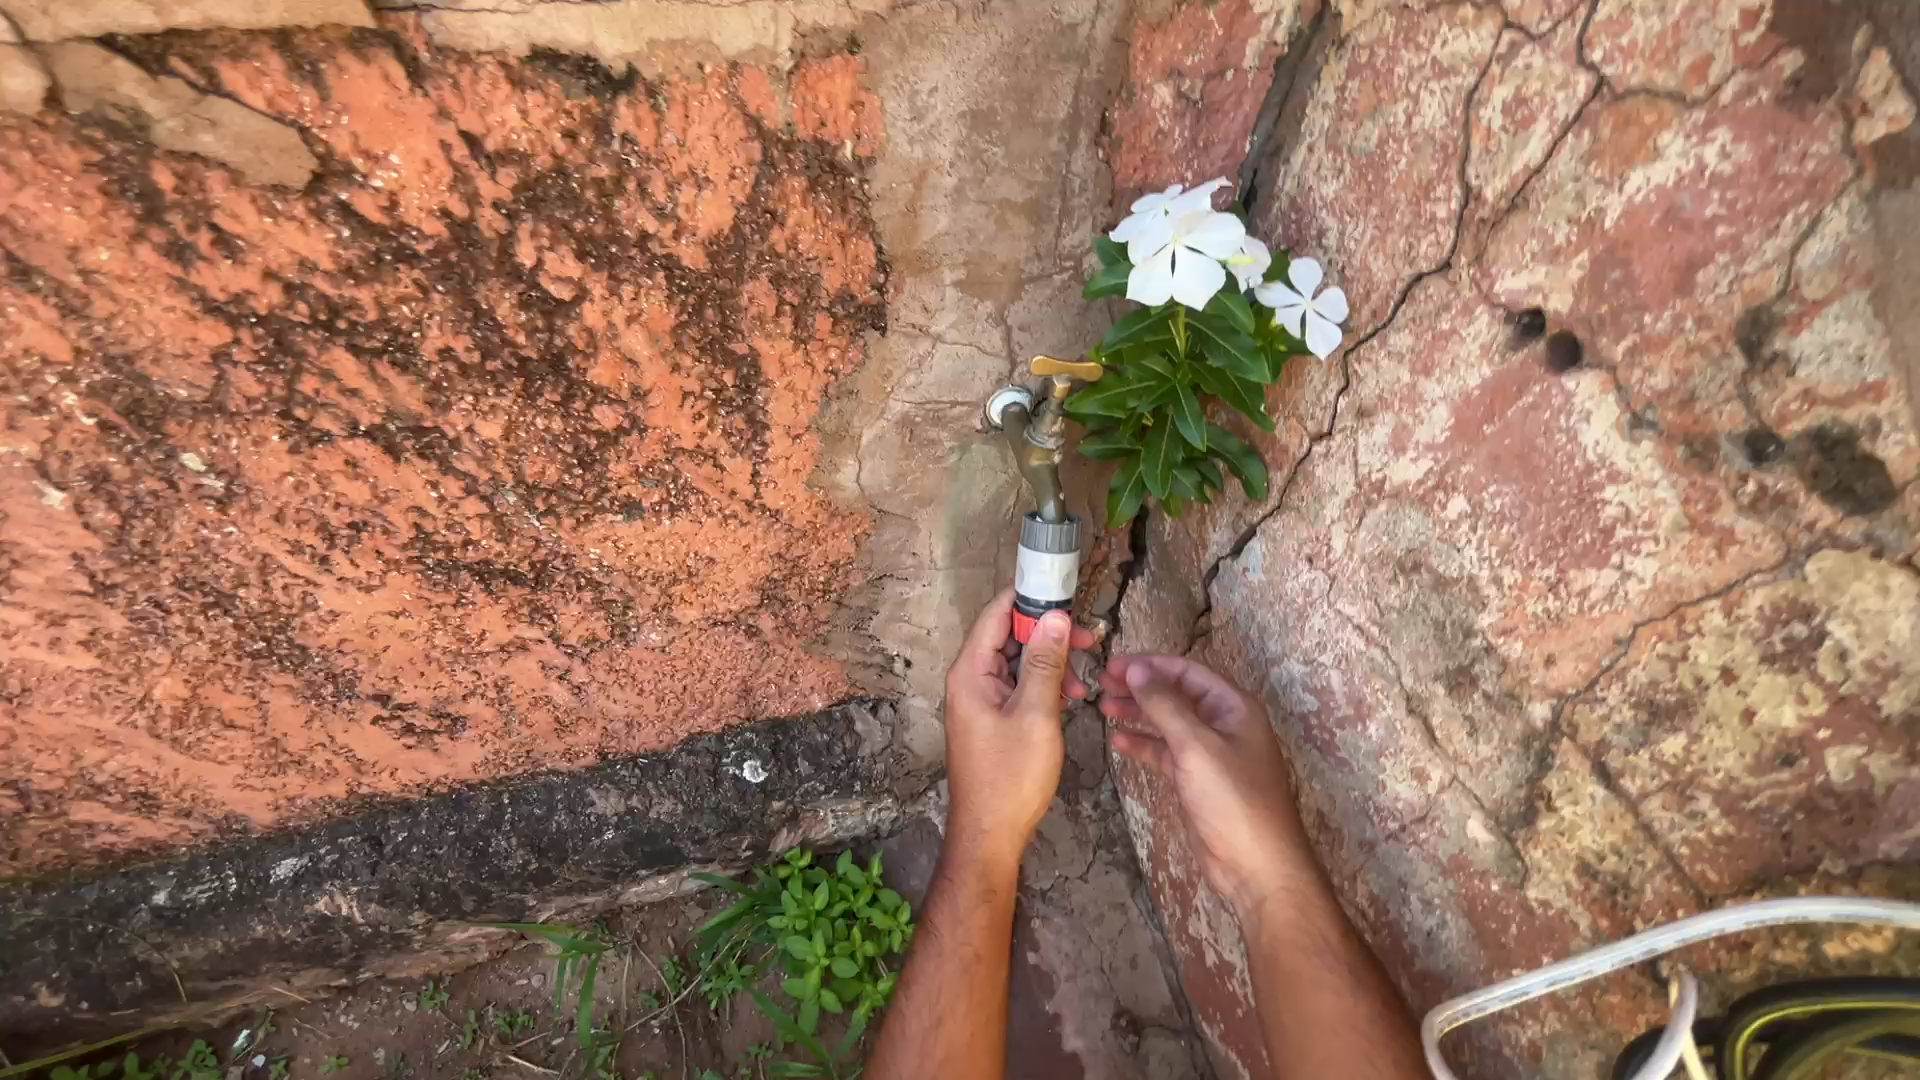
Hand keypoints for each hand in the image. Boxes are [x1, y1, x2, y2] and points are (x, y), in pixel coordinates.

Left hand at [942, 589, 1095, 865]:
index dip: (1028, 598)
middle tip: (1087, 637)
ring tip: (1084, 674)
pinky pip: (1018, 687)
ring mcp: (980, 700)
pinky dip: (1044, 686)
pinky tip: (1071, 698)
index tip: (1064, 591)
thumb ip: (1044, 663)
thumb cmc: (1010, 777)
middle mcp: (970, 679)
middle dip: (1047, 633)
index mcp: (971, 672)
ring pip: (1017, 662)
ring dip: (1050, 662)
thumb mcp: (1035, 714)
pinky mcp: (992, 718)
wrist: (990, 835)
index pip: (996, 614)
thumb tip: (1054, 616)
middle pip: (1008, 636)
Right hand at [1099, 655, 1310, 915]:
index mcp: (1233, 707)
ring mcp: (1210, 753)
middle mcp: (1223, 724)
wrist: (1256, 867)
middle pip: (1176, 694)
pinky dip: (1143, 744)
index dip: (1150, 665)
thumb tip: (1137, 670)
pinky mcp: (1196, 779)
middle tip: (1102, 683)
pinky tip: (1118, 742)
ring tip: (1104, 707)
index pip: (1187, 672)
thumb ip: (1164, 704)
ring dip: (1137, 713)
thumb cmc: (1233, 799)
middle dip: (1140, 687)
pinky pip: (1165, 751)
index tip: (1113, 664)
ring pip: (1168, 722)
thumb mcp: (1195, 745)